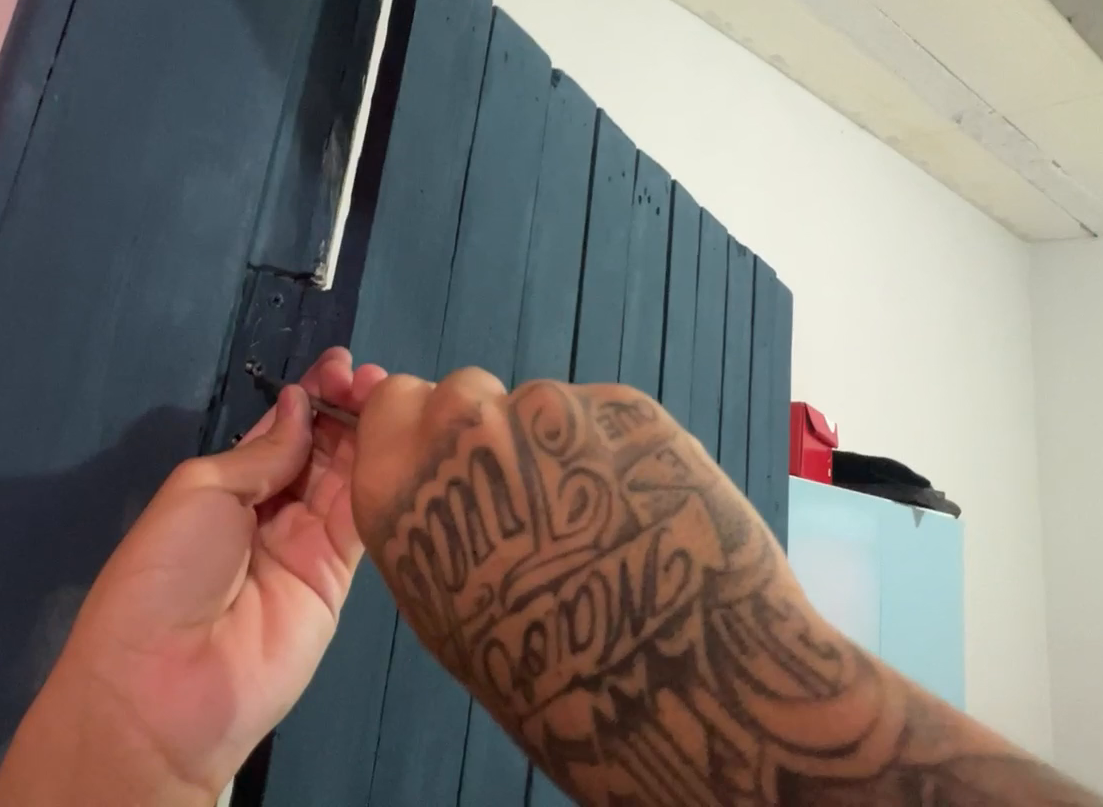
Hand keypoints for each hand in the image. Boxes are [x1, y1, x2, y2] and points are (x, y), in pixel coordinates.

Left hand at [0, 348, 386, 805]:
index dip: (310, 393)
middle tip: (368, 375)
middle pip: (319, 448)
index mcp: (230, 484)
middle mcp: (273, 508)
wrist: (169, 684)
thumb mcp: (202, 490)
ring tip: (385, 392)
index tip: (340, 363)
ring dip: (365, 433)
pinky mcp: (337, 575)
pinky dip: (377, 476)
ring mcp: (307, 542)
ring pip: (346, 475)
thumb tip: (301, 406)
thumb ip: (263, 452)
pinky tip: (390, 440)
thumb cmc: (168, 569)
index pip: (282, 428)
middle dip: (343, 407)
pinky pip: (360, 517)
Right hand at [347, 372, 1102, 806]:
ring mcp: (559, 418)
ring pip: (538, 400)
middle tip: (527, 493)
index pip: (389, 406)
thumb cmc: (573, 686)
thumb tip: (423, 476)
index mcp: (418, 501)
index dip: (413, 427)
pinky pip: (599, 412)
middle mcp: (477, 443)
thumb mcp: (462, 616)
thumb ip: (435, 527)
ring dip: (555, 442)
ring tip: (596, 516)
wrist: (714, 712)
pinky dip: (609, 446)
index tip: (436, 450)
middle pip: (461, 391)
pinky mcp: (633, 414)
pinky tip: (640, 509)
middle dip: (482, 431)